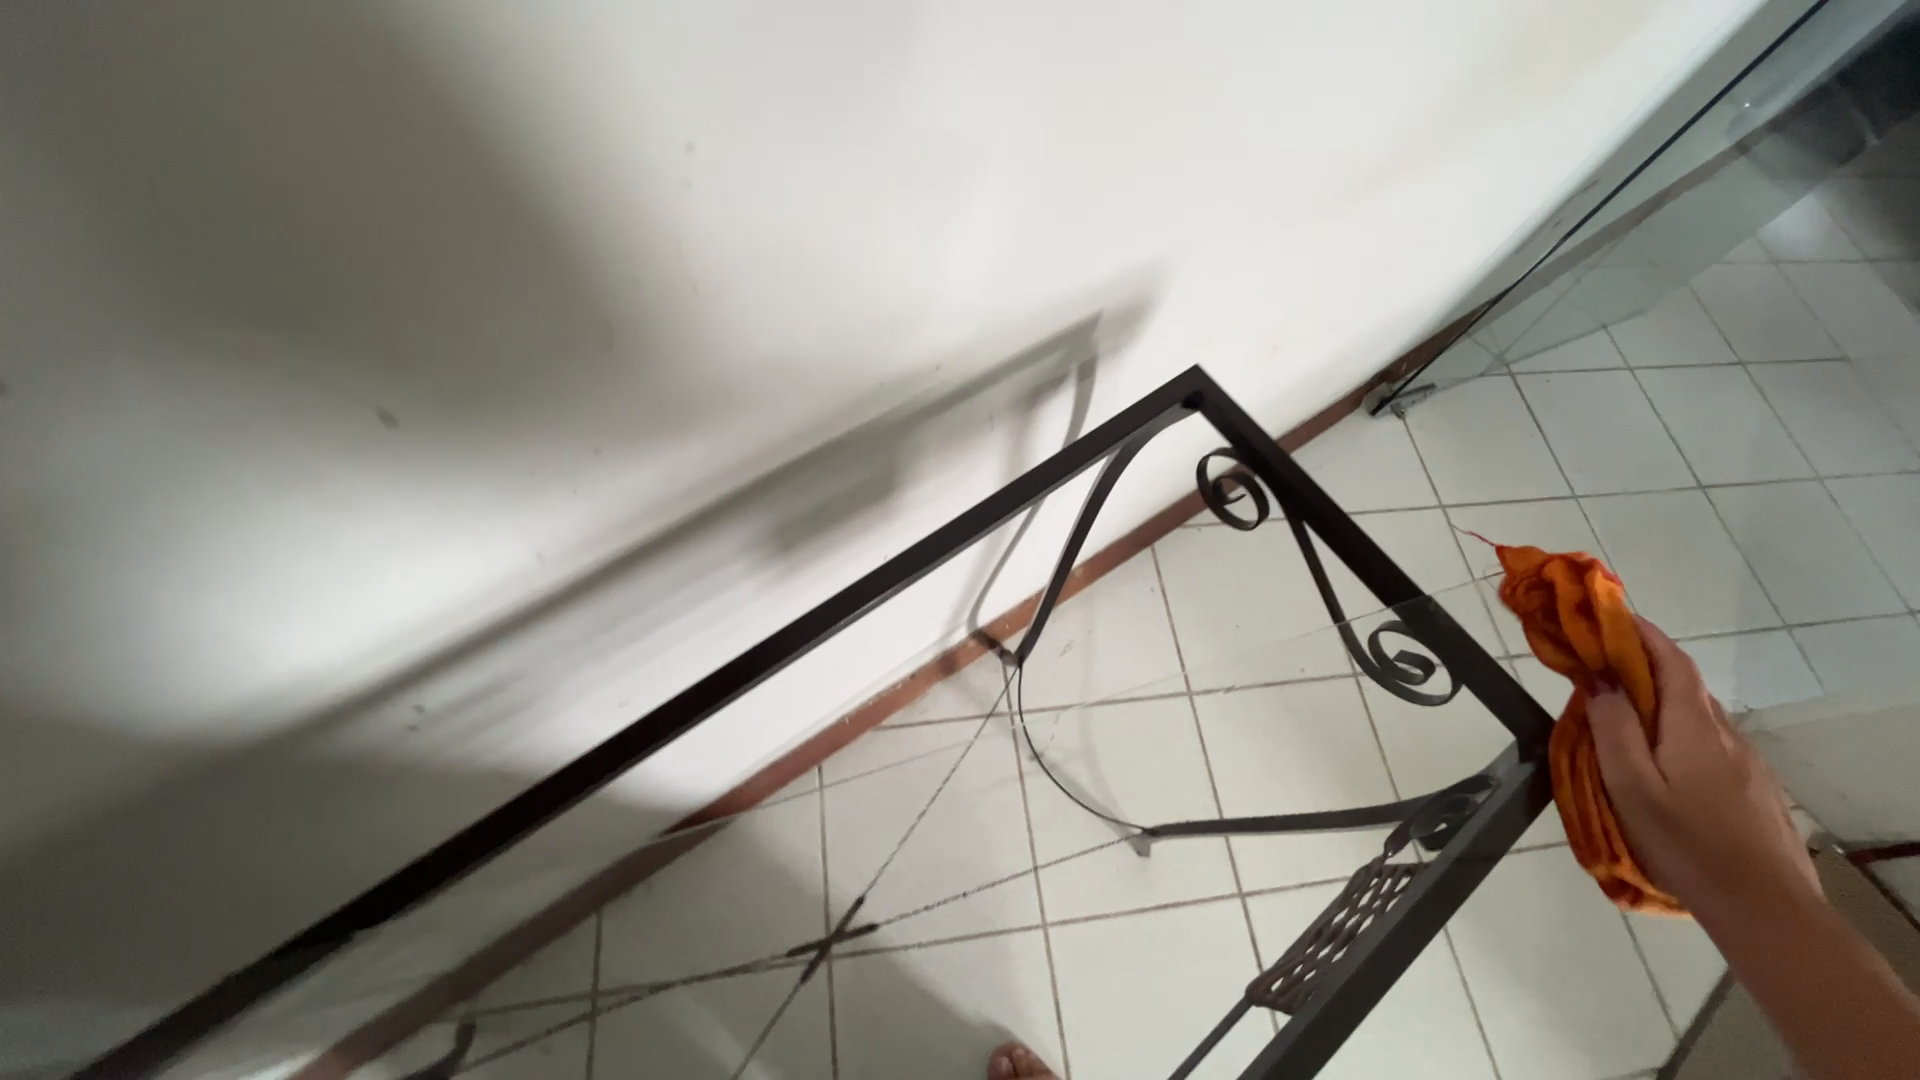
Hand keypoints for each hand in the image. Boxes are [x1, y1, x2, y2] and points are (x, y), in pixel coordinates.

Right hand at [1583, 615, 1818, 921]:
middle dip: (1640, 665)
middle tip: (1596, 664)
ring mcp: (1745, 761)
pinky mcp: (1751, 786)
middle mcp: (1725, 734)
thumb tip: (1599, 682)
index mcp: (1693, 727)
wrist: (1764, 905)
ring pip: (1694, 715)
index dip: (1642, 633)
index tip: (1610, 615)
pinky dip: (1673, 728)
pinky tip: (1654, 756)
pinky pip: (1707, 741)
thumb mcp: (1630, 785)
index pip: (1671, 662)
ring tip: (1616, 710)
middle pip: (1682, 685)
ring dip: (1655, 700)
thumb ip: (1613, 729)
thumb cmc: (1685, 841)